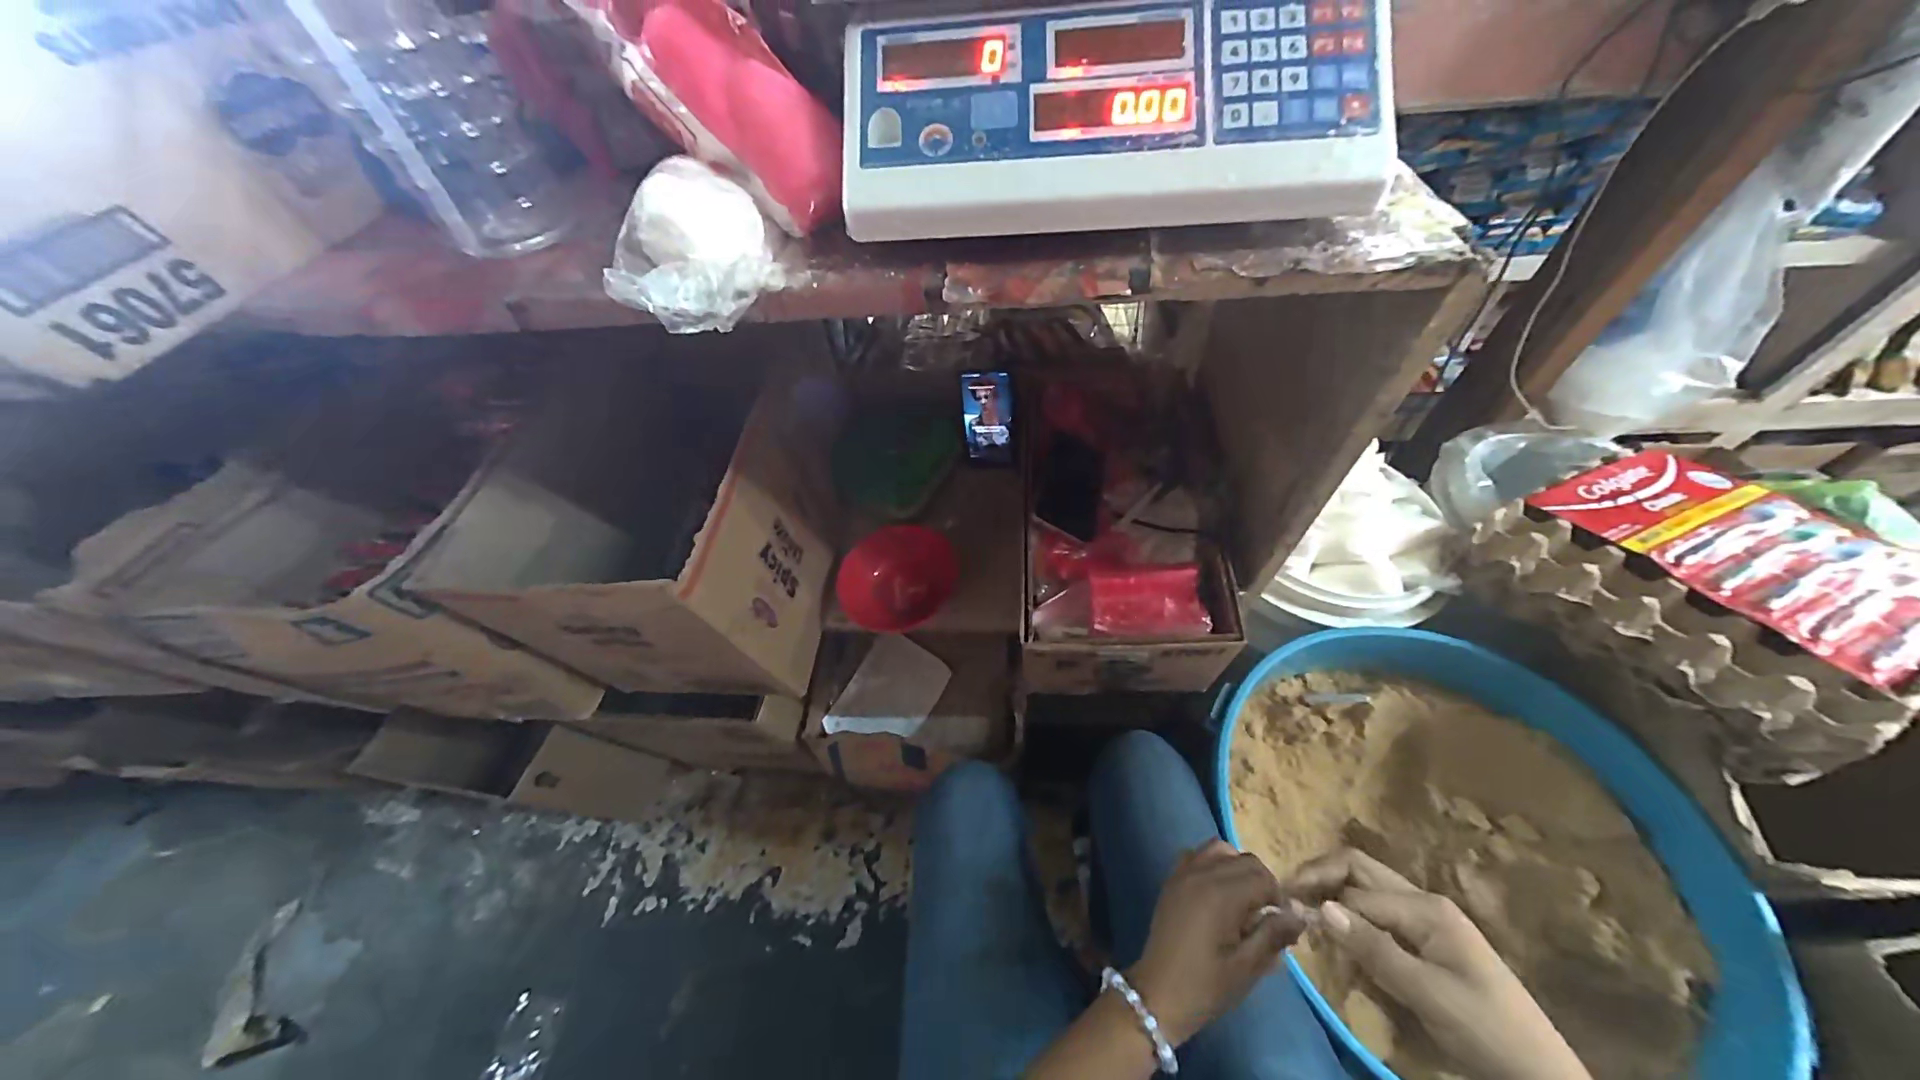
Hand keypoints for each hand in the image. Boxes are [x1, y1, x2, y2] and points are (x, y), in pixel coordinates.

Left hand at [1128, 840, 1308, 1046]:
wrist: (1159, 992)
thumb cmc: (1207, 984)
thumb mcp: (1248, 966)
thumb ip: (1274, 934)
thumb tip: (1299, 913)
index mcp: (1221, 894)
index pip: (1263, 877)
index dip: (1279, 898)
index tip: (1282, 923)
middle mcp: (1201, 873)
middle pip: (1244, 860)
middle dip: (1262, 882)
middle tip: (1266, 915)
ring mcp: (1182, 873)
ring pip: (1219, 850)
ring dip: (1238, 867)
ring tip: (1243, 901)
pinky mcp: (1171, 879)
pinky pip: (1197, 855)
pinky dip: (1213, 864)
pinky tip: (1218, 894)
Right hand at [1284, 849, 1590, 1079]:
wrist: (1540, 1074)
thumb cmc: (1485, 1029)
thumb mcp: (1427, 993)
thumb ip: (1373, 948)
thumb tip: (1319, 907)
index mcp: (1425, 907)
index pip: (1355, 887)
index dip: (1317, 894)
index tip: (1285, 911)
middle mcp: (1423, 902)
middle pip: (1358, 870)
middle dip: (1319, 877)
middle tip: (1287, 897)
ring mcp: (1427, 921)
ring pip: (1366, 889)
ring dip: (1333, 894)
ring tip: (1306, 915)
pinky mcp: (1427, 942)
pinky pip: (1378, 915)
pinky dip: (1352, 917)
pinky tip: (1340, 937)